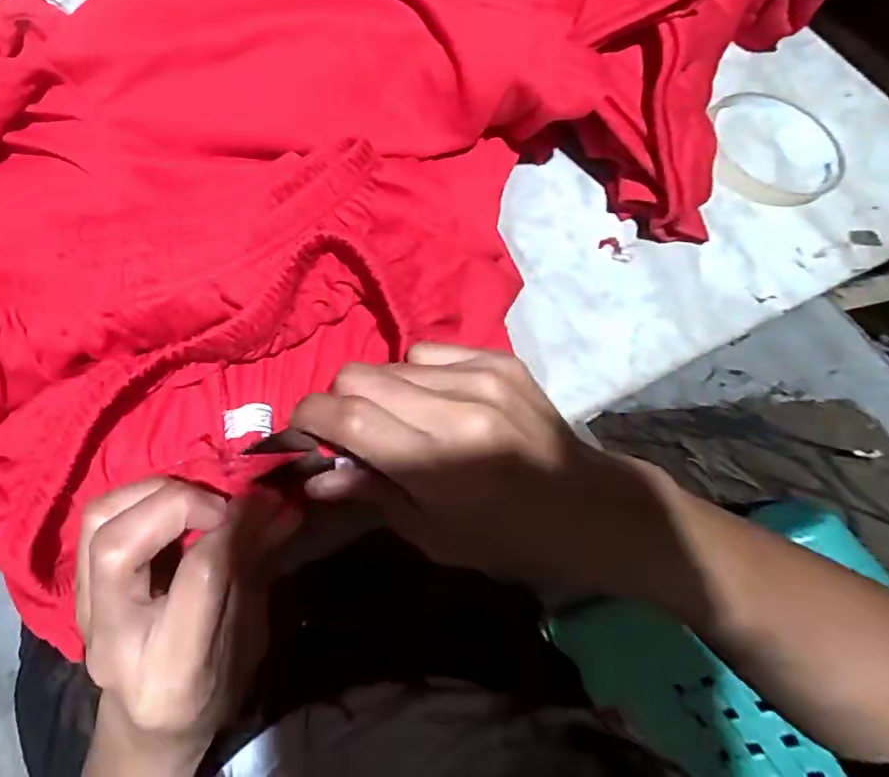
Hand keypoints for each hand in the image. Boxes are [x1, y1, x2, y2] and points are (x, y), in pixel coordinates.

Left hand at [76, 478, 296, 774]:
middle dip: (180, 503)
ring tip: (194, 497)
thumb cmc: (214, 685)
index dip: (234, 525)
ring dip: (152, 492)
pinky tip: (170, 503)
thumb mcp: (250, 633)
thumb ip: (255, 565)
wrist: (150, 724)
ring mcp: (86, 610)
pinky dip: (136, 496)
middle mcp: (113, 638)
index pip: (197, 573)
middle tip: (223, 504)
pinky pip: (96, 518)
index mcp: (169, 666)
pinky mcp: (78, 584)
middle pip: (121, 545)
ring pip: (98, 521)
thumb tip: (277, 503)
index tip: (263, 502)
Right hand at [290, 343, 671, 597]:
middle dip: (338, 402)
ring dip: (380, 390)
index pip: (346, 417)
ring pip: (390, 362)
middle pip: (359, 376)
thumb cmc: (505, 536)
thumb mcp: (432, 535)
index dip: (309, 418)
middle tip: (352, 431)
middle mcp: (457, 407)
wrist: (587, 503)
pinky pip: (428, 351)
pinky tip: (438, 400)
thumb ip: (370, 494)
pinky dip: (416, 374)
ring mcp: (480, 374)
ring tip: (403, 418)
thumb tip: (313, 473)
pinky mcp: (497, 358)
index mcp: (439, 461)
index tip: (302, 431)